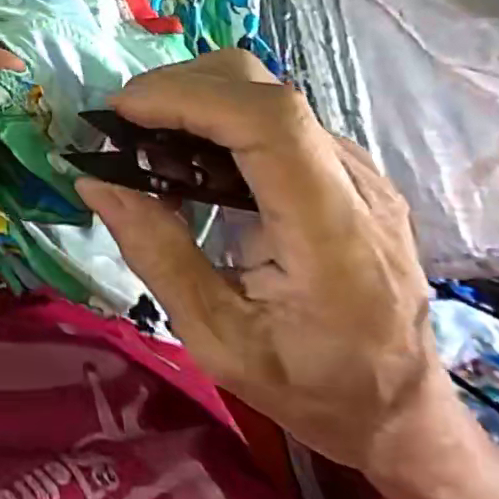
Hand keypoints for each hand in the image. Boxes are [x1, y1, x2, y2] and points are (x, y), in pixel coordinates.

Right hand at [75, 50, 495, 490]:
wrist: (403, 411)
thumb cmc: (312, 384)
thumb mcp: (217, 340)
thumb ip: (156, 255)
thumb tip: (95, 183)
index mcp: (333, 235)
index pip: (268, 121)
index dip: (186, 98)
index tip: (120, 113)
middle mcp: (356, 186)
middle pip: (261, 88)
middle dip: (177, 87)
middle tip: (122, 123)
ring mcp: (355, 170)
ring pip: (263, 88)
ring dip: (190, 94)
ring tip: (144, 134)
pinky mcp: (342, 168)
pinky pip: (268, 112)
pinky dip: (211, 112)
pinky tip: (183, 152)